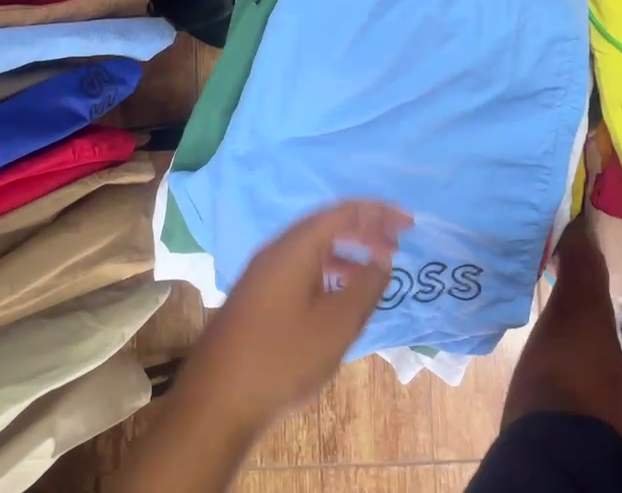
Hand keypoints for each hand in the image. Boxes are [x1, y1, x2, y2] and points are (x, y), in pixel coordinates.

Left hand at [188, 200, 411, 428]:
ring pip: (312, 249)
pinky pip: (299, 269)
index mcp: (295, 248)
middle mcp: (275, 252)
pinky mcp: (254, 300)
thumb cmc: (282, 360)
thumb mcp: (337, 324)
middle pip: (327, 225)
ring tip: (372, 272)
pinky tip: (337, 297)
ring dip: (347, 253)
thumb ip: (367, 286)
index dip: (379, 214)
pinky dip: (327, 271)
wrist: (213, 408)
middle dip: (365, 231)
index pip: (345, 212)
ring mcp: (260, 276)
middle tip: (395, 245)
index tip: (407, 226)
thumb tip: (382, 262)